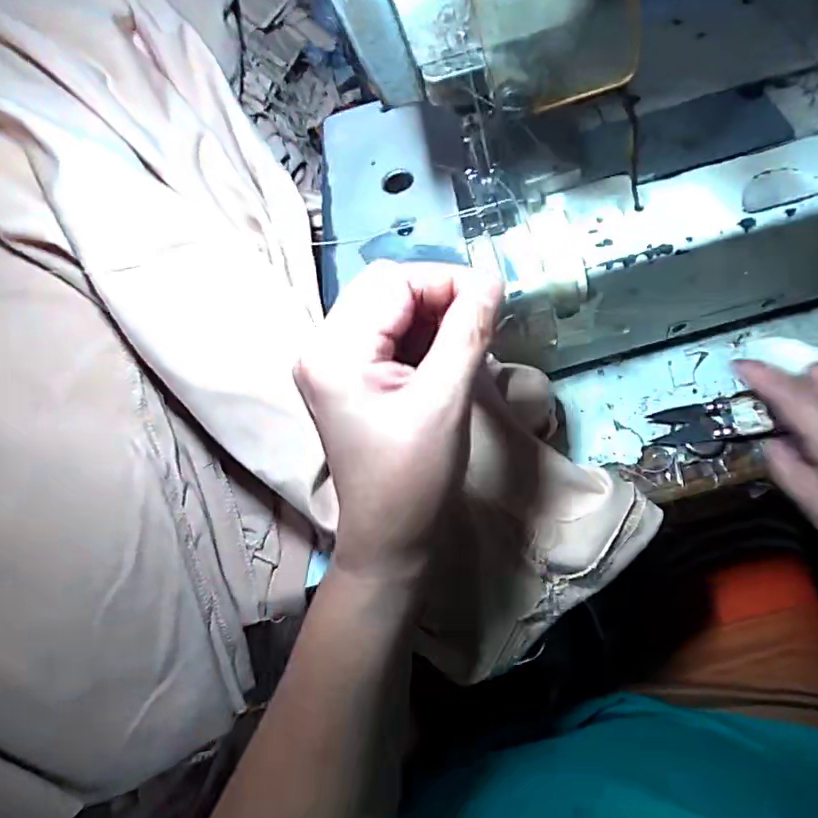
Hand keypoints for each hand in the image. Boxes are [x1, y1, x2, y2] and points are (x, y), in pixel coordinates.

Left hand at [296, 261, 503, 582]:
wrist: (391, 538)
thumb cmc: (414, 477)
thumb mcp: (446, 400)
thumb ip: (468, 332)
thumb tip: (492, 279)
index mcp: (334, 351)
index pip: (393, 282)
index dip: (446, 281)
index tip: (493, 302)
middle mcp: (324, 347)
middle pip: (388, 289)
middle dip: (442, 296)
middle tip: (485, 322)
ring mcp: (335, 362)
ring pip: (393, 309)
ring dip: (437, 315)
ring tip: (472, 340)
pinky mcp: (353, 377)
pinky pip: (393, 334)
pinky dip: (427, 334)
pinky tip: (452, 354)